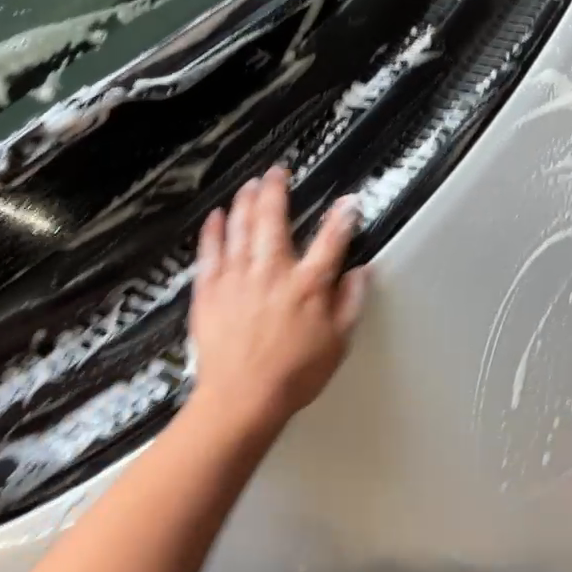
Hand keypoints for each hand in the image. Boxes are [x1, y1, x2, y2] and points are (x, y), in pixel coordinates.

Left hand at [188, 167, 367, 434]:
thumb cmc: (291, 376)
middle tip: (277, 173)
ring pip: (240, 228)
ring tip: (249, 185)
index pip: (331, 240)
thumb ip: (350, 303)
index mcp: (308, 285)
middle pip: (274, 219)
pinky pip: (210, 251)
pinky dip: (213, 231)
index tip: (348, 201)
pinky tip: (215, 216)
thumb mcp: (337, 343)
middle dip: (277, 190)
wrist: (242, 399)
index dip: (342, 216)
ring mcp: (238, 279)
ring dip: (245, 202)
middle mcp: (273, 273)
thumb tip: (361, 274)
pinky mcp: (210, 291)